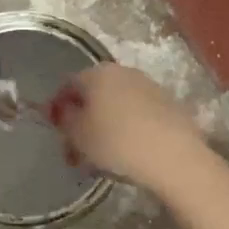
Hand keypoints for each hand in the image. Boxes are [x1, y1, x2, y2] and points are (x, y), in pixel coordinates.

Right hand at [47, 64, 203, 189]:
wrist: (174, 156)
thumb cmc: (116, 142)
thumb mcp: (77, 134)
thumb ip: (64, 119)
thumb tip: (61, 109)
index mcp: (97, 73)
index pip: (67, 85)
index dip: (56, 108)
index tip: (55, 131)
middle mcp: (122, 72)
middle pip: (93, 94)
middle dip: (81, 119)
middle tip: (75, 148)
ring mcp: (148, 86)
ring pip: (115, 104)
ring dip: (103, 125)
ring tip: (100, 154)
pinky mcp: (168, 104)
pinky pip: (136, 114)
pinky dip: (125, 128)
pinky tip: (126, 151)